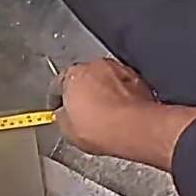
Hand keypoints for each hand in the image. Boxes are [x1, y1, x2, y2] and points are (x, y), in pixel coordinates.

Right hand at [55, 58, 195, 171]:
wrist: (134, 128)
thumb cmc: (101, 126)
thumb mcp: (66, 129)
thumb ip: (62, 116)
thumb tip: (63, 116)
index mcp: (73, 74)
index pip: (58, 84)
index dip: (57, 100)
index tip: (59, 109)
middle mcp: (96, 66)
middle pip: (83, 78)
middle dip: (82, 93)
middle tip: (82, 114)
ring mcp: (119, 71)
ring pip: (105, 81)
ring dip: (103, 93)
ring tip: (102, 116)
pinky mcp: (138, 80)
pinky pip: (123, 87)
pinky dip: (120, 97)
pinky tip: (118, 115)